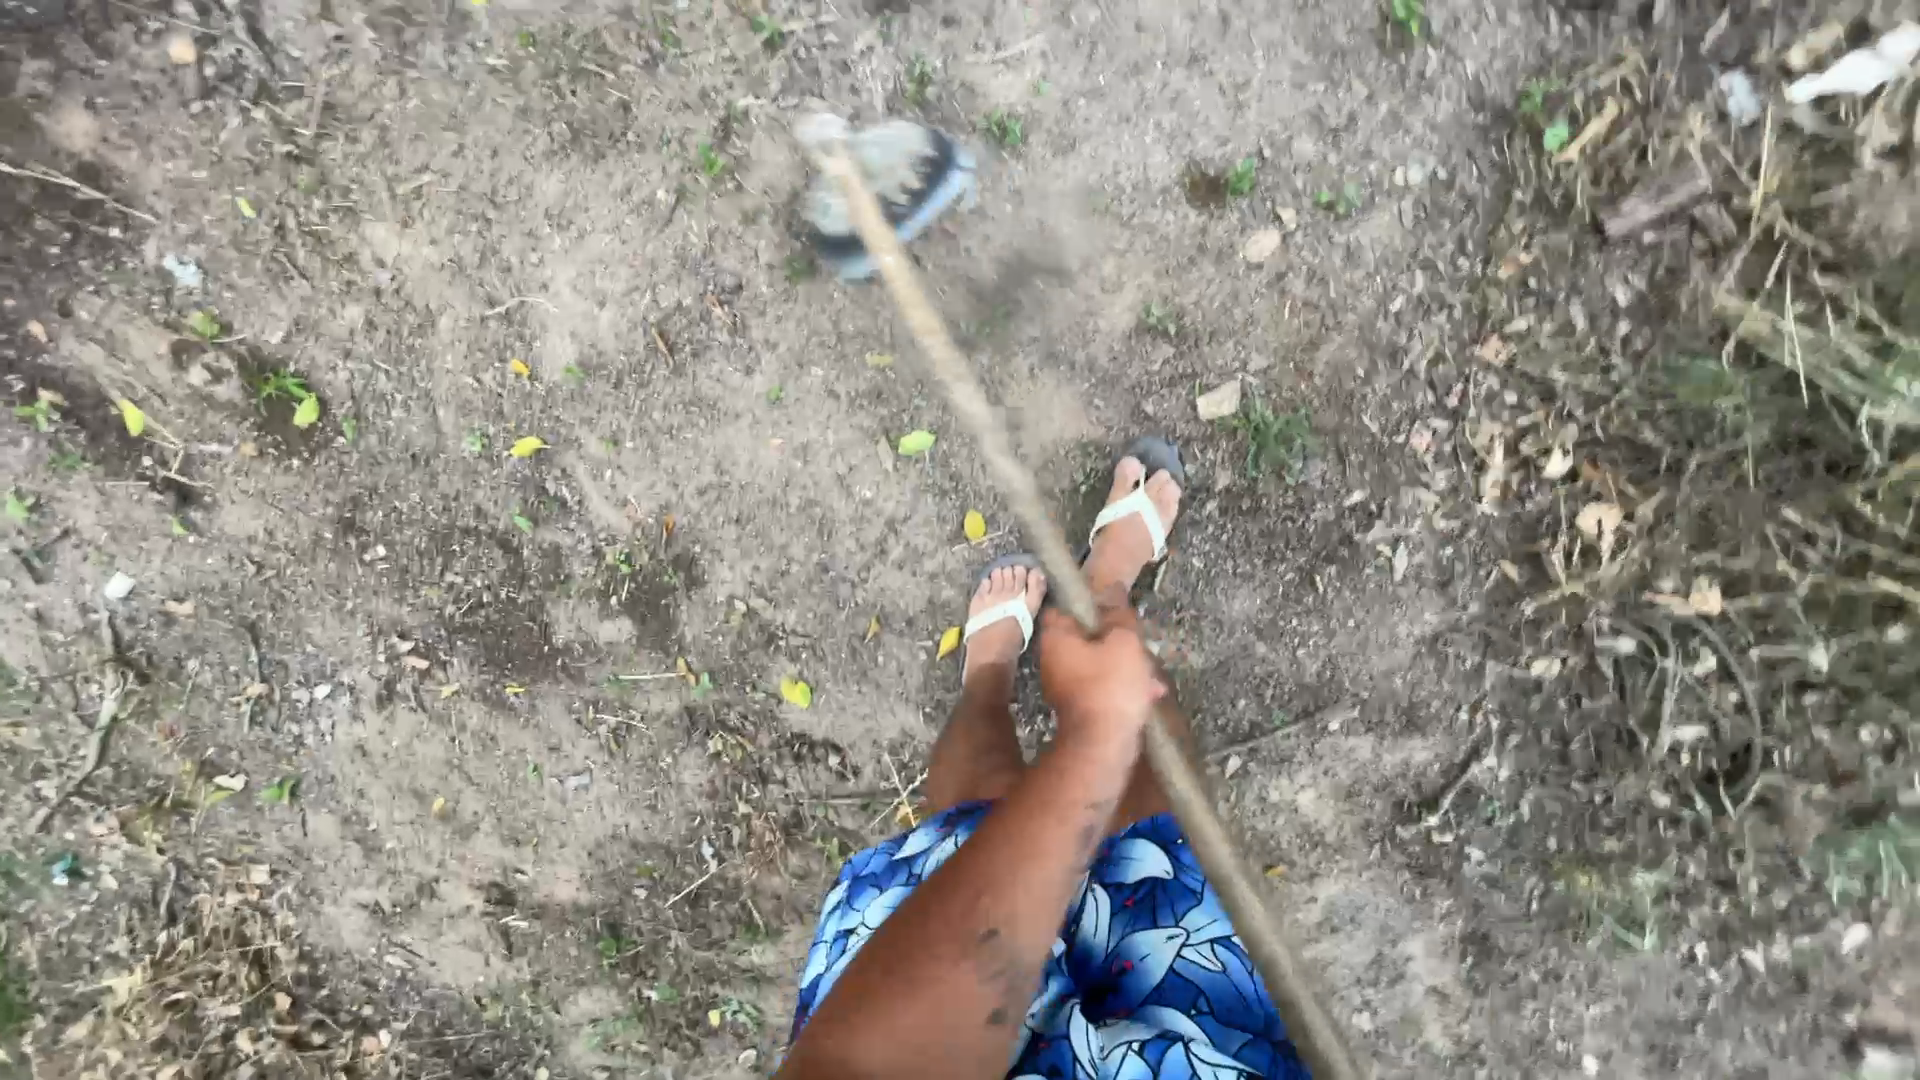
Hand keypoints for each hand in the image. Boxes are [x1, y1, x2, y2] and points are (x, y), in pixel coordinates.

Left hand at [1036, 605, 1163, 749]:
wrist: (1103, 745)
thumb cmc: (1111, 685)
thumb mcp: (1123, 642)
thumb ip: (1119, 615)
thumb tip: (1113, 588)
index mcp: (1056, 638)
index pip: (1063, 608)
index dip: (1088, 603)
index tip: (1113, 607)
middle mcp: (1052, 660)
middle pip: (1085, 637)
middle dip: (1116, 639)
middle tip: (1141, 645)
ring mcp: (1063, 685)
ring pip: (1097, 663)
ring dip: (1124, 665)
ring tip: (1153, 677)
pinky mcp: (1079, 707)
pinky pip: (1101, 686)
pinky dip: (1121, 687)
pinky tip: (1149, 694)